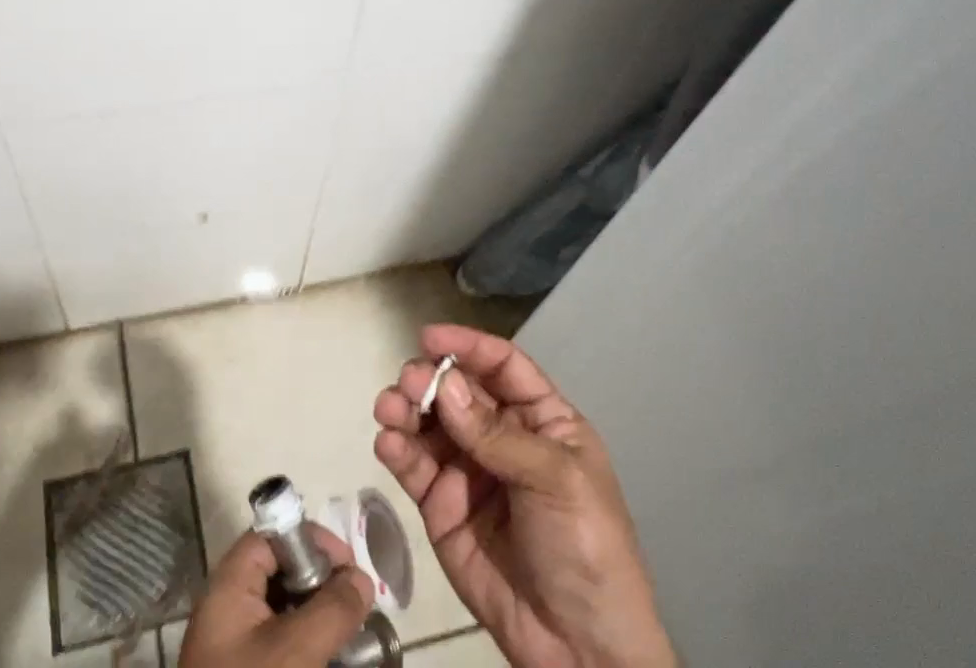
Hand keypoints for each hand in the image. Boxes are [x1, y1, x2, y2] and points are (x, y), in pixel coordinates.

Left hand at [178, 527, 377, 667]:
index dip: (310, 541)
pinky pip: (285, 645)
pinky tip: (337, 659)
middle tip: (358, 607)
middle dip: (324, 584)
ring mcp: (239, 643)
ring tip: (356, 637)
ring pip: (288, 612)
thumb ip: (332, 609)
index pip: (270, 537)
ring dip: (323, 619)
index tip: (349, 566)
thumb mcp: (294, 651)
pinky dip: (312, 647)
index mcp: (229, 586)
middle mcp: (231, 607)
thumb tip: (361, 578)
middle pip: (282, 574)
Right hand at [373, 325, 676, 667]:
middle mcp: (502, 439)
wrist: (577, 644)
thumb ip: (496, 435)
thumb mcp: (556, 481)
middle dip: (429, 380)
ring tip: (389, 409)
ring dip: (405, 410)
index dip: (469, 347)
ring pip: (428, 425)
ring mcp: (469, 473)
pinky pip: (413, 468)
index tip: (429, 338)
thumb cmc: (586, 547)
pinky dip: (396, 450)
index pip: (504, 368)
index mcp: (544, 424)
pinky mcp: (440, 508)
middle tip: (407, 383)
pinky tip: (389, 444)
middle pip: (457, 392)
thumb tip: (443, 385)